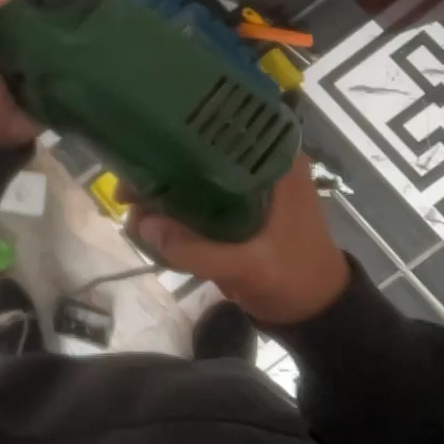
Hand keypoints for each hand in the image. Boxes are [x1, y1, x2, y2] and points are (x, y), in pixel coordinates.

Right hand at [128, 156, 350, 323]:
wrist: (315, 314)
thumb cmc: (294, 280)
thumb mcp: (249, 267)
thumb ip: (196, 250)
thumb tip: (142, 224)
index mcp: (274, 164)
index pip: (222, 128)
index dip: (180, 134)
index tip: (143, 150)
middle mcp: (256, 166)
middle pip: (197, 152)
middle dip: (159, 169)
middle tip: (128, 192)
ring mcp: (242, 188)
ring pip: (190, 177)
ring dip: (160, 192)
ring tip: (134, 213)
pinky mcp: (230, 209)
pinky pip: (192, 199)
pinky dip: (170, 209)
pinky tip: (149, 224)